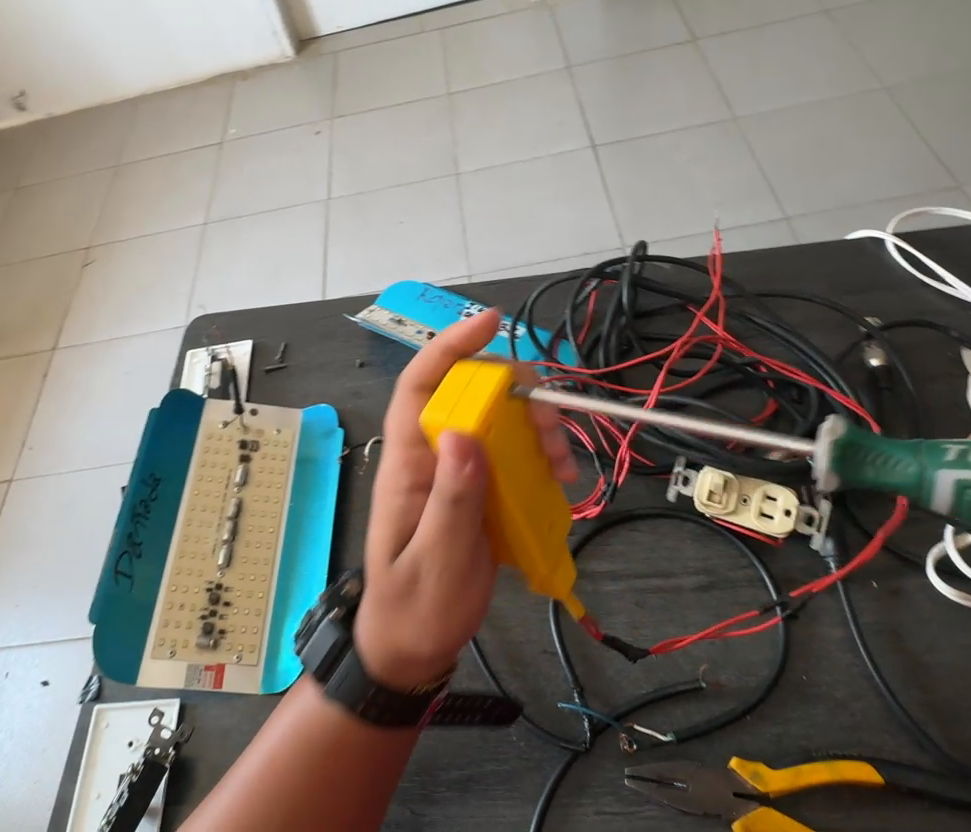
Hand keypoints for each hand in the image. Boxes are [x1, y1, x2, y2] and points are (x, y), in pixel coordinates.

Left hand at [352, 308, 578, 691]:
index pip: (421, 387)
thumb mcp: (434, 560)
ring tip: (562, 462)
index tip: (489, 322)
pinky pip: (512, 458)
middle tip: (552, 426)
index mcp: (408, 464)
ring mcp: (457, 474)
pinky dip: (541, 459)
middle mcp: (432, 457)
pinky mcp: (480, 493)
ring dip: (536, 429)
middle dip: (515, 395)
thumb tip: (465, 433)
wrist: (414, 647)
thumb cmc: (415, 606)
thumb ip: (450, 500)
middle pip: (471, 398)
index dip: (449, 347)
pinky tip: (559, 479)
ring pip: (498, 424)